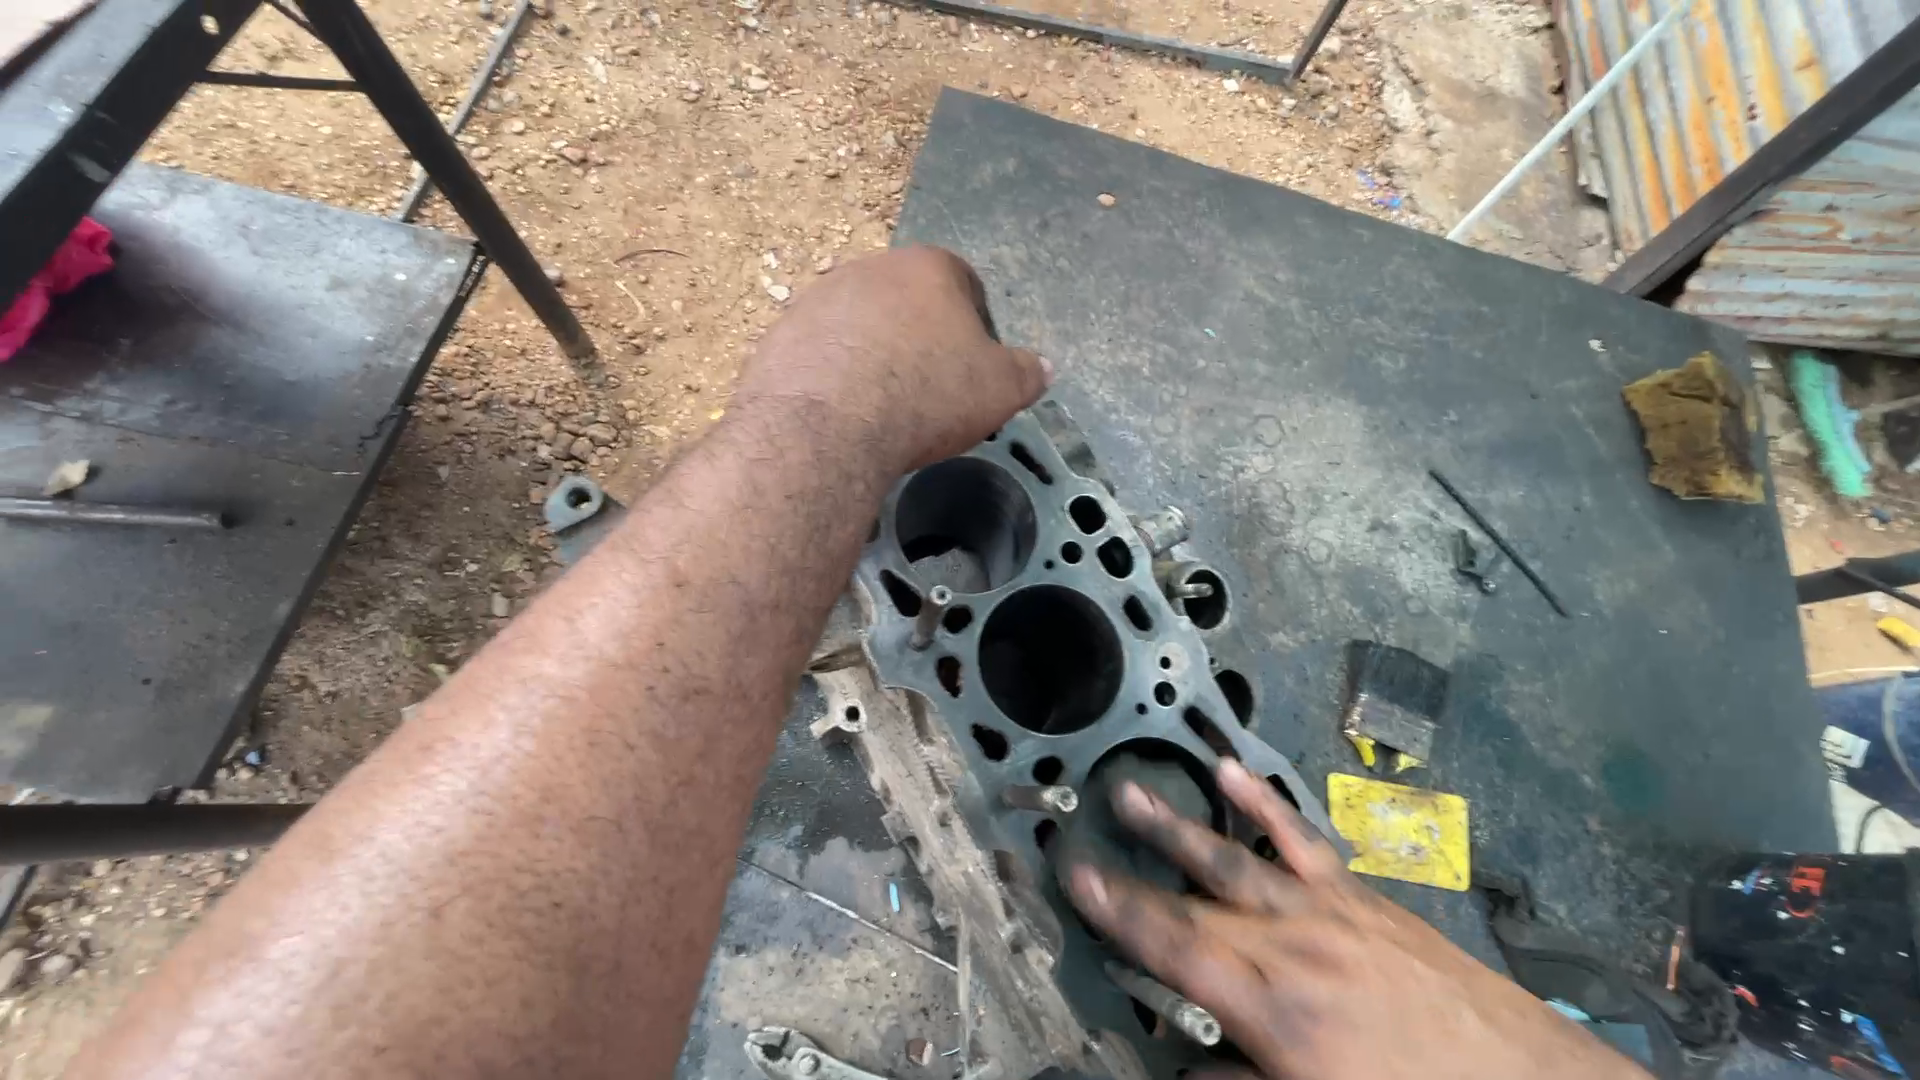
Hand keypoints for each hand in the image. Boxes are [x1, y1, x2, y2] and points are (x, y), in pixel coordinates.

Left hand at [735, 246, 1049, 472]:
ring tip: (882, 409)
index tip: (970, 374)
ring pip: (862, 326)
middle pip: (909, 304)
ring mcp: (820, 296)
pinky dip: (836, 375)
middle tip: (928, 394)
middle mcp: (873, 267)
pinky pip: (822, 352)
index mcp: (931, 266)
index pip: (965, 286)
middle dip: (921, 342)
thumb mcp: (999, 389)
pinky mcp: (782, 331)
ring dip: (876, 357)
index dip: (975, 331)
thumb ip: (1026, 373)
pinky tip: (843, 413)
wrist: (826, 424)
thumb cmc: (926, 395)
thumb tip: (1044, 367)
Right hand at [1065, 758, 1650, 1079]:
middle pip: (1193, 900)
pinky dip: (1263, 802)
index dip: (1119, 912)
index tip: (1075, 875)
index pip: (1175, 947)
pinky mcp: (1359, 895)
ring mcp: (1326, 908)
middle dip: (1133, 869)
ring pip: (1235, 856)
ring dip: (1178, 826)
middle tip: (1082, 834)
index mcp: (1275, 1008)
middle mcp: (1290, 944)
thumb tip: (1184, 1063)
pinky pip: (1301, 838)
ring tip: (1131, 791)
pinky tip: (1232, 770)